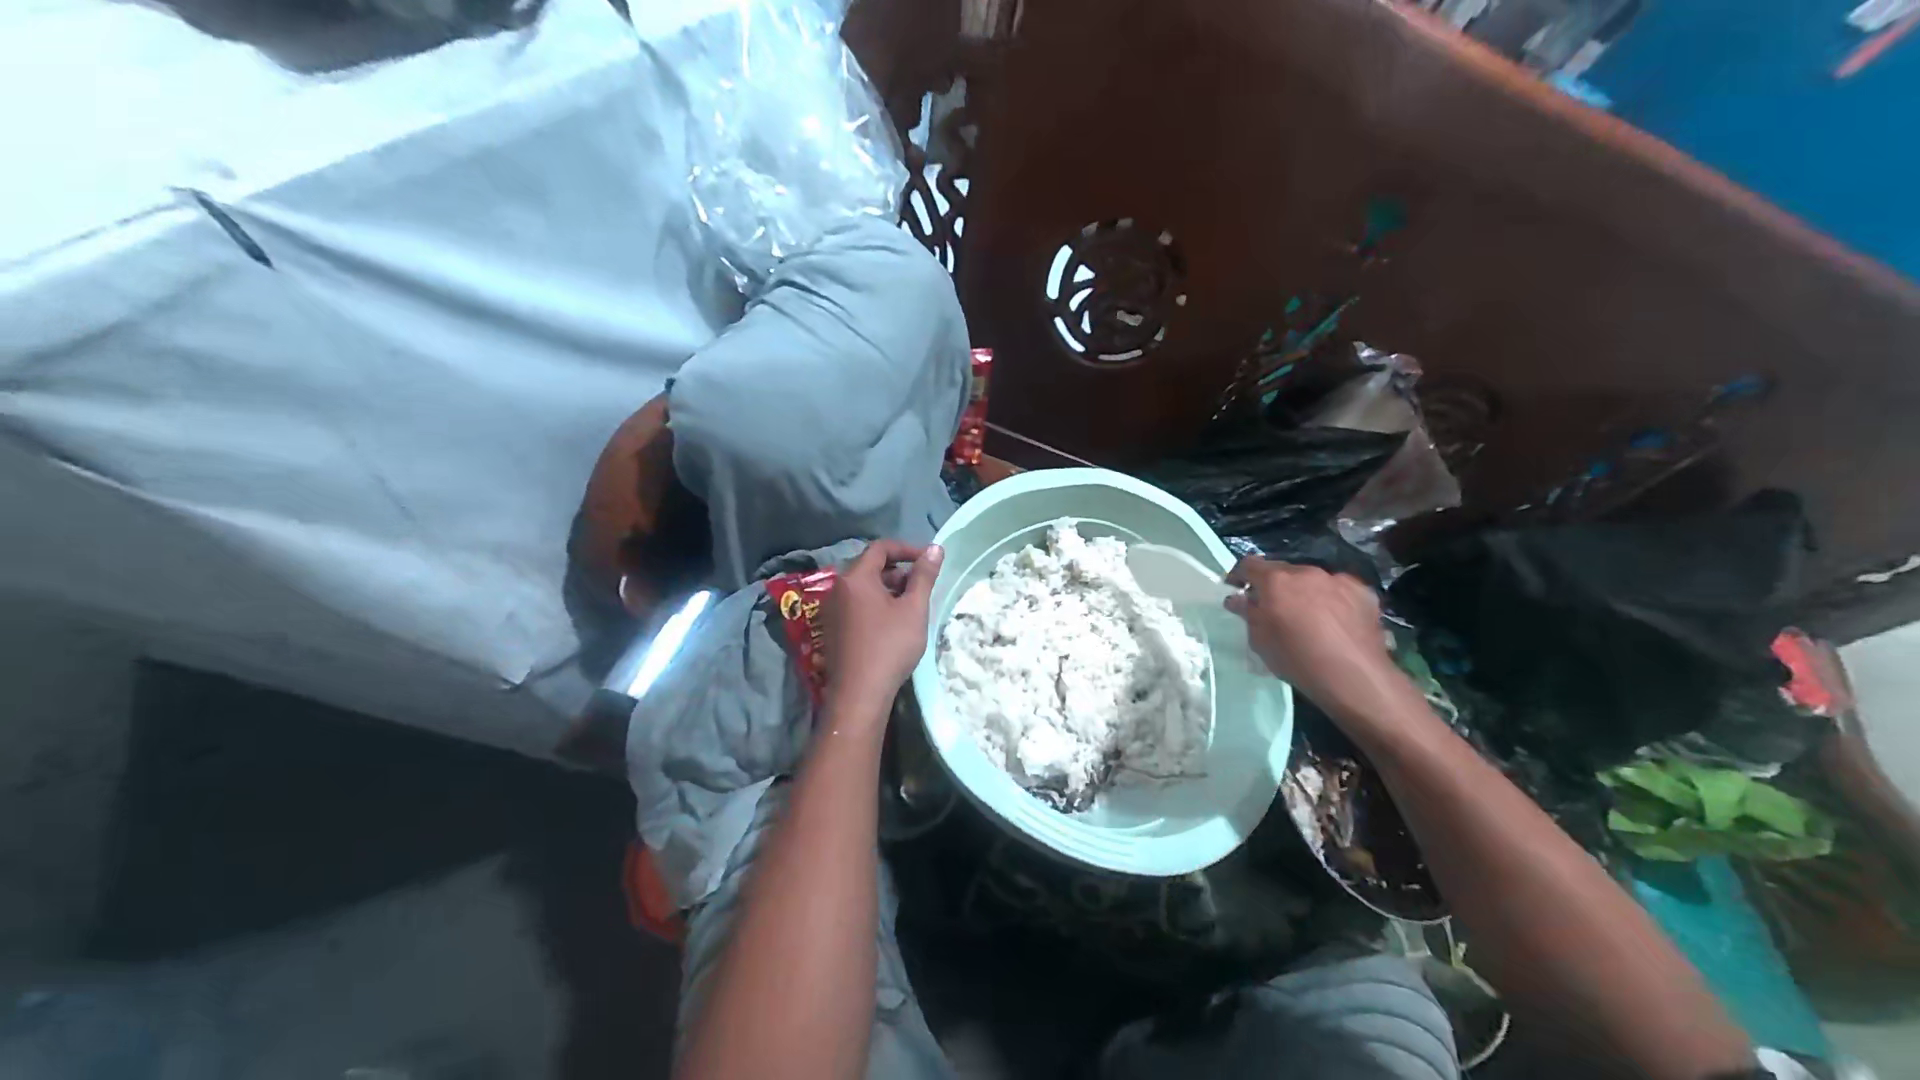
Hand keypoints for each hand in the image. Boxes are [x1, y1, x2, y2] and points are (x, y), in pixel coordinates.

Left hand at [823, 540, 942, 722]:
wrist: (859, 693)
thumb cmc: (890, 646)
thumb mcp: (913, 608)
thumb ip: (924, 576)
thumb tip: (935, 548)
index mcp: (855, 578)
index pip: (880, 548)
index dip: (907, 548)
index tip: (929, 560)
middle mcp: (838, 588)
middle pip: (870, 566)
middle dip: (899, 570)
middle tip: (922, 585)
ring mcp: (832, 609)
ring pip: (863, 587)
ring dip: (888, 588)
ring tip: (911, 604)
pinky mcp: (833, 628)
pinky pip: (856, 604)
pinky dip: (876, 603)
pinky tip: (893, 622)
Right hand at [1224, 558, 1417, 731]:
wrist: (1354, 676)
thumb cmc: (1296, 659)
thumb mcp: (1260, 640)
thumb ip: (1248, 613)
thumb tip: (1237, 599)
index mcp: (1276, 580)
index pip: (1249, 564)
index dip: (1240, 576)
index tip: (1238, 590)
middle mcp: (1306, 572)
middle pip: (1283, 571)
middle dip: (1275, 586)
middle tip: (1275, 609)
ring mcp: (1338, 580)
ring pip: (1313, 580)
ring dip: (1305, 592)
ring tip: (1309, 617)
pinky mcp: (1363, 592)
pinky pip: (1340, 590)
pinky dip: (1333, 600)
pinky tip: (1336, 621)